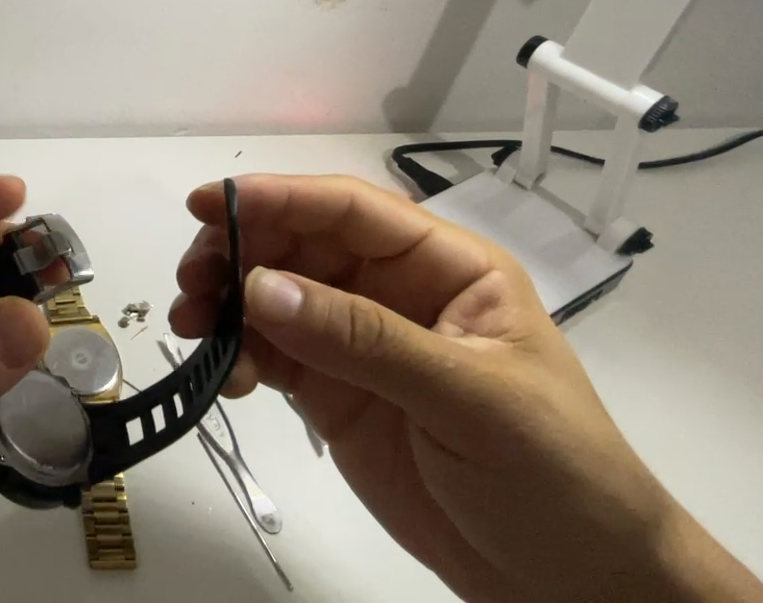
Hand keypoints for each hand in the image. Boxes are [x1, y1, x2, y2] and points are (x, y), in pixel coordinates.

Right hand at [170, 174, 762, 602]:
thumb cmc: (556, 477)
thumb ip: (362, 338)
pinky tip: (228, 375)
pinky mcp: (328, 388)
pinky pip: (267, 351)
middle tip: (191, 277)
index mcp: (441, 267)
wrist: (572, 587)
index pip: (349, 211)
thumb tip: (259, 287)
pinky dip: (236, 353)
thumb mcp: (469, 399)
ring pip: (271, 294)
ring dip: (224, 300)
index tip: (207, 205)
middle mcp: (390, 290)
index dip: (277, 198)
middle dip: (237, 251)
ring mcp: (354, 340)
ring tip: (190, 322)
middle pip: (297, 245)